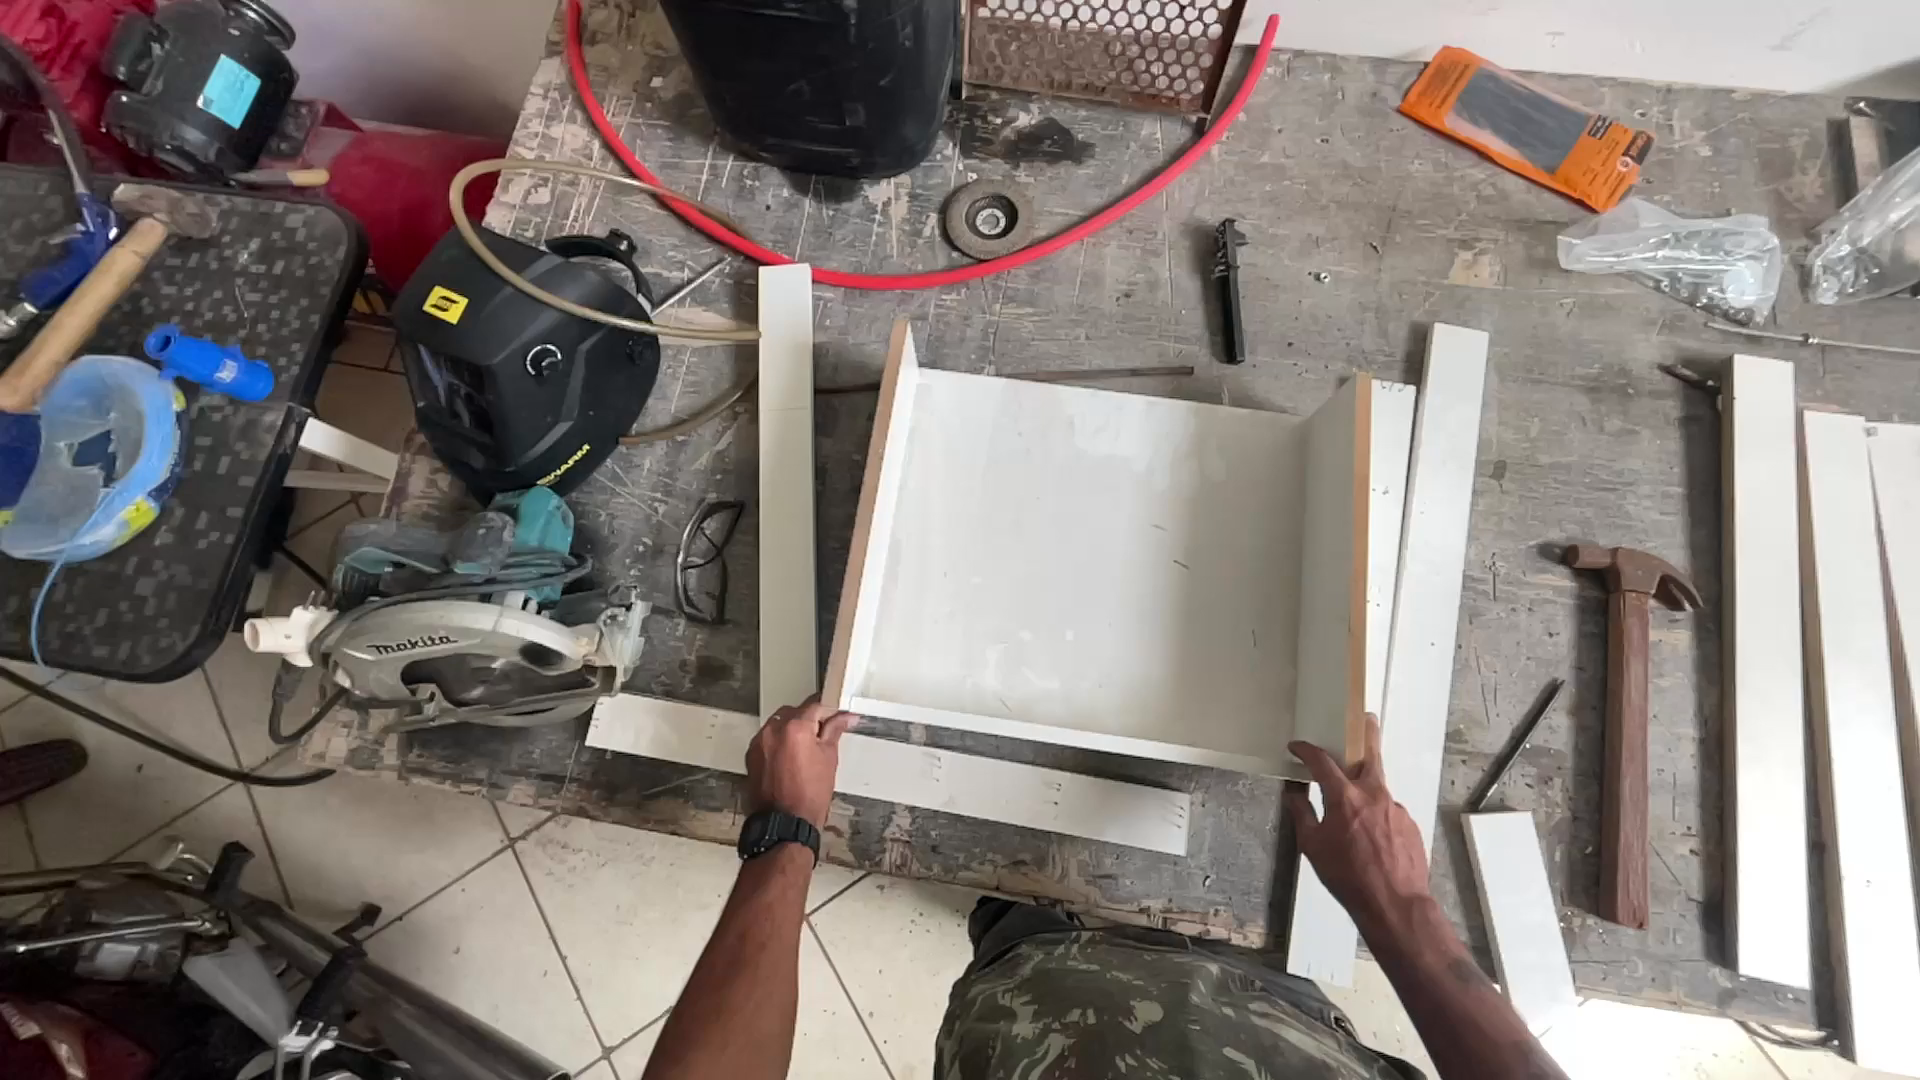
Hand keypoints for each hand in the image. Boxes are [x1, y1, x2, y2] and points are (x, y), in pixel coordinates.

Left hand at [746, 696, 854, 825]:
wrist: (785, 825)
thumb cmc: (808, 797)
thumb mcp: (829, 758)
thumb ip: (834, 731)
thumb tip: (844, 718)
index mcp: (795, 728)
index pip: (814, 705)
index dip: (827, 708)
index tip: (835, 713)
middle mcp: (773, 731)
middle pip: (794, 712)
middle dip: (809, 718)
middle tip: (823, 732)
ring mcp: (759, 743)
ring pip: (779, 724)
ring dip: (792, 729)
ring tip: (806, 748)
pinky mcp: (751, 756)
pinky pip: (768, 738)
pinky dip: (779, 742)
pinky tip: (791, 757)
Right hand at [1285, 714, 1434, 936]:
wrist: (1396, 906)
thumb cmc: (1349, 877)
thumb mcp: (1313, 846)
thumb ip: (1302, 814)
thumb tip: (1295, 795)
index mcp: (1345, 797)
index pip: (1321, 762)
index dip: (1306, 750)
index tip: (1297, 747)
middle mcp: (1373, 795)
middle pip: (1370, 754)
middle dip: (1367, 733)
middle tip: (1366, 718)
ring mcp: (1396, 809)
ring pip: (1378, 787)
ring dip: (1365, 788)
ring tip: (1355, 808)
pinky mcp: (1410, 825)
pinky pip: (1388, 811)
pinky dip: (1376, 815)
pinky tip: (1370, 837)